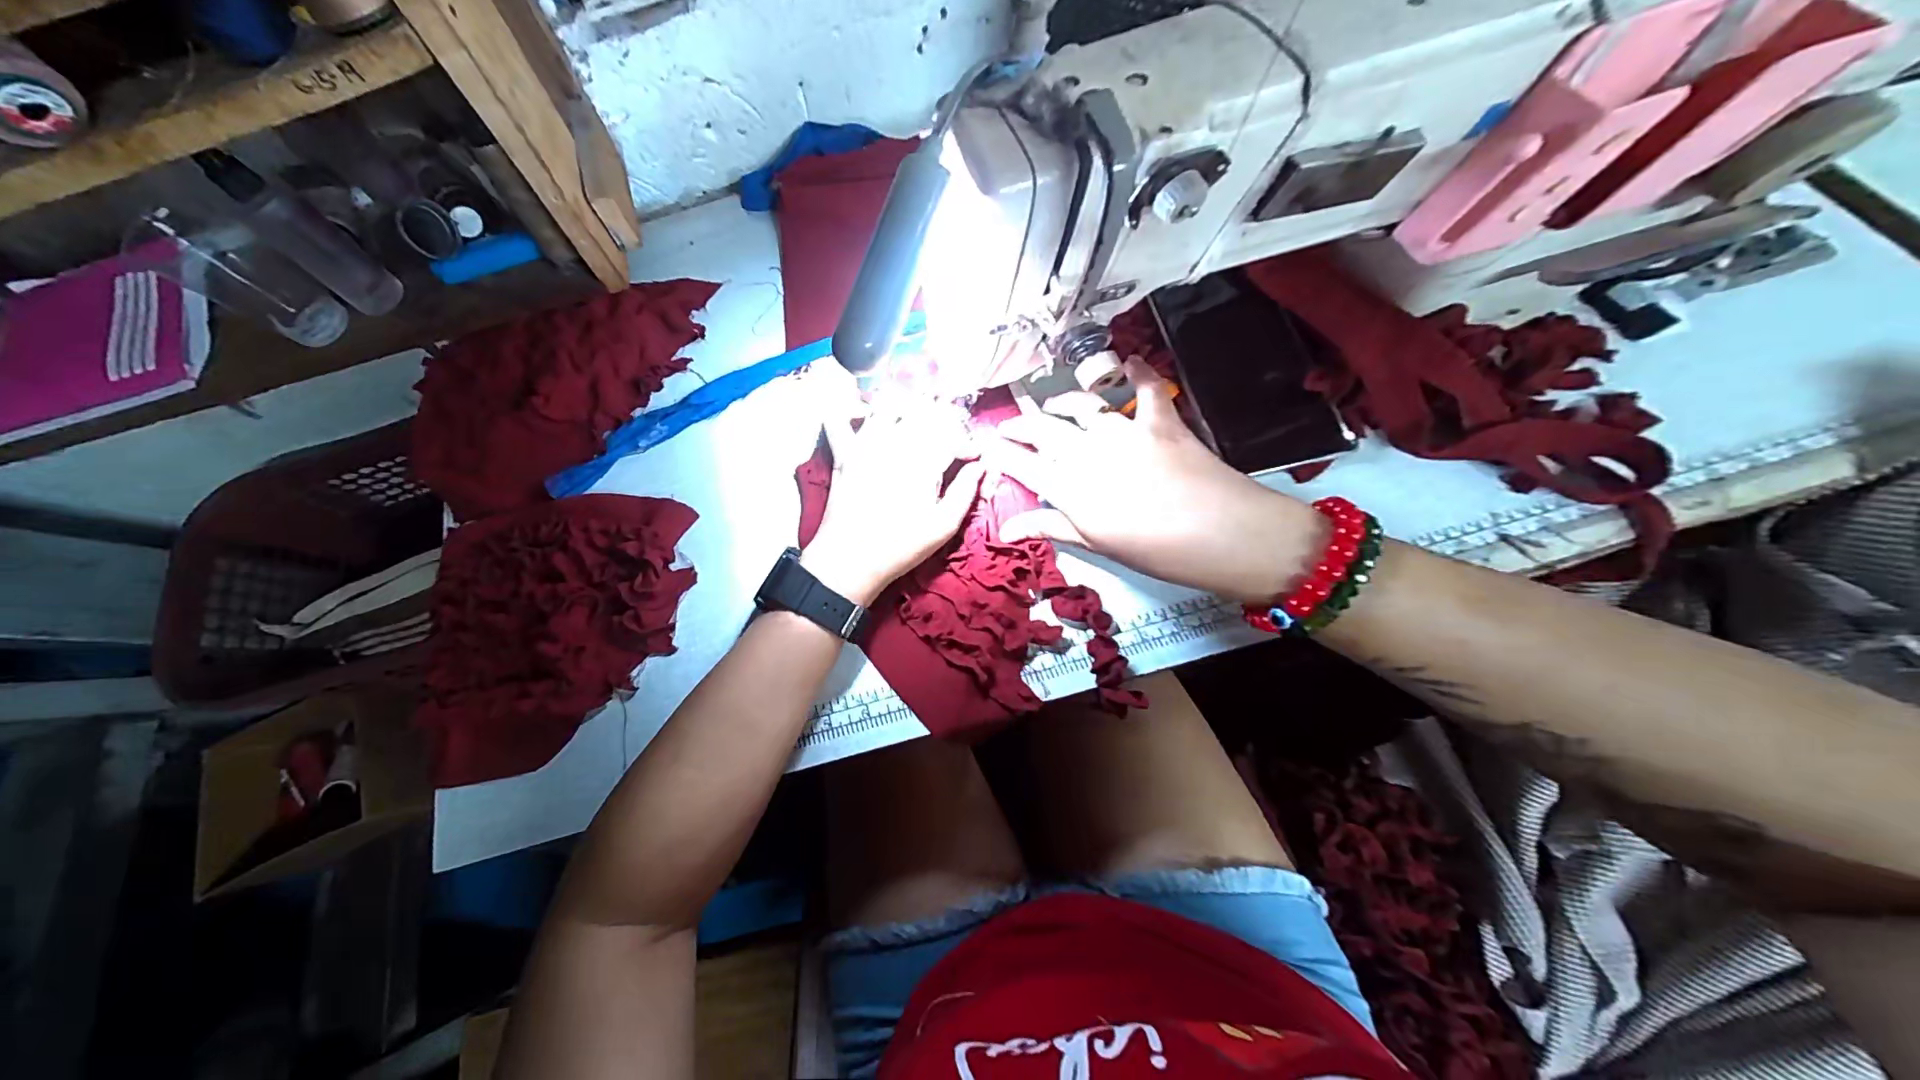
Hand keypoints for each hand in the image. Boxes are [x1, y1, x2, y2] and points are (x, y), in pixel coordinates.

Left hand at [800, 380, 982, 606]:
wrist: (849, 560)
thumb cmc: (900, 547)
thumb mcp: (944, 526)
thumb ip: (966, 491)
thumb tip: (980, 468)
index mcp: (924, 460)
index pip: (953, 433)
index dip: (967, 442)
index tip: (972, 456)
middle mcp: (895, 444)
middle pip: (923, 410)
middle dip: (941, 417)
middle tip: (949, 434)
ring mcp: (866, 445)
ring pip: (888, 406)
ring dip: (906, 407)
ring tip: (916, 420)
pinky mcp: (844, 454)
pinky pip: (841, 421)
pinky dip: (850, 413)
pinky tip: (859, 415)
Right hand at [979, 360, 1325, 603]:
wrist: (1222, 533)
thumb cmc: (1155, 550)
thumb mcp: (1097, 543)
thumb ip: (1052, 526)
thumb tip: (1008, 527)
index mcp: (1069, 486)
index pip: (1022, 462)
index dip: (1000, 452)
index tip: (985, 444)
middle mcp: (1088, 451)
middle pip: (1043, 427)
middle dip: (1020, 424)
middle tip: (1010, 426)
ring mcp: (1124, 430)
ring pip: (1083, 404)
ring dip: (1065, 402)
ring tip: (1055, 405)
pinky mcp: (1160, 419)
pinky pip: (1145, 387)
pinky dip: (1137, 372)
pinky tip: (1130, 362)